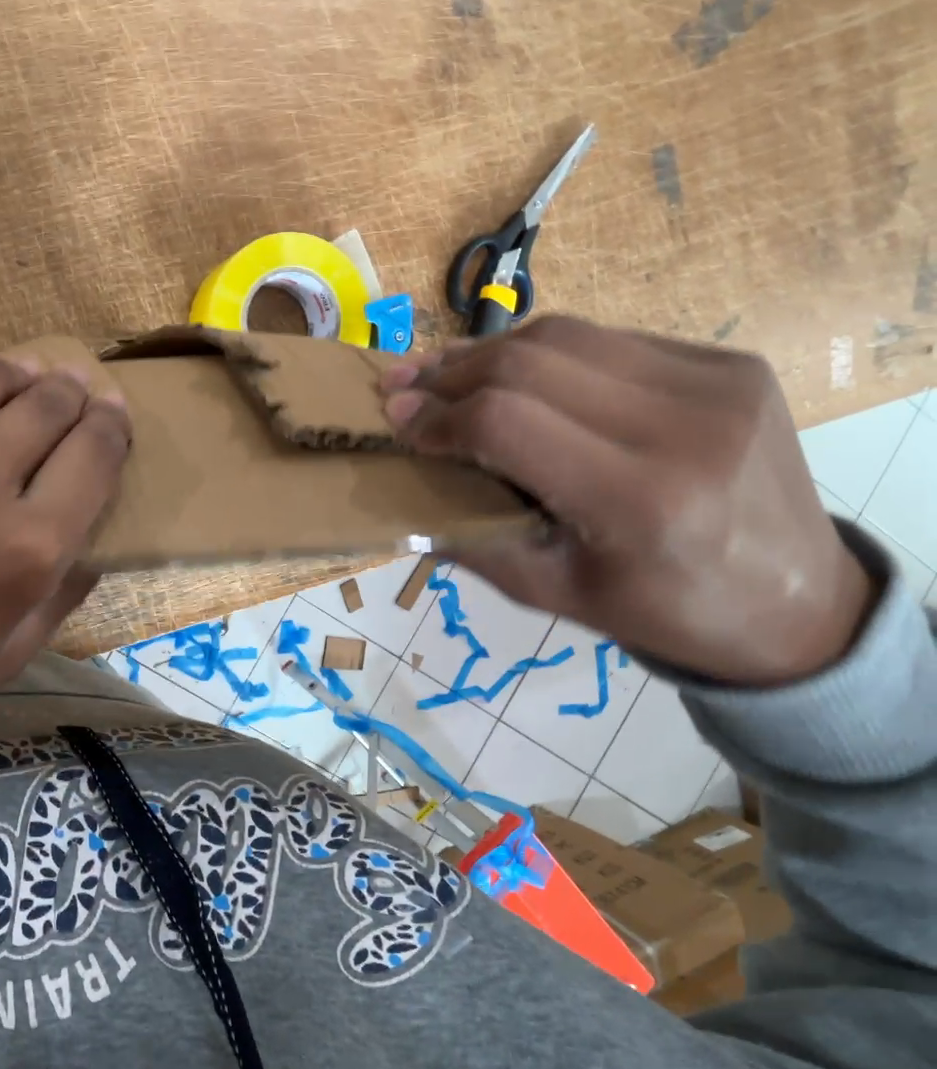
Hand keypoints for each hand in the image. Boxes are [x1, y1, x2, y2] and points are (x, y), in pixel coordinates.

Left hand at [0, 341, 131, 818]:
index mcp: (21, 553)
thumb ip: (62, 591)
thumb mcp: (3, 660)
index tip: (110, 415)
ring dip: (14, 374)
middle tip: (67, 398)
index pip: (96, 453)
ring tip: (14, 386)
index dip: (113, 426)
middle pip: (47, 401)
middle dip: (71, 395)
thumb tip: (91, 528)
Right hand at [380, 316, 875, 685]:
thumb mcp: (548, 590)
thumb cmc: (659, 609)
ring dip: (488, 353)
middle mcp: (686, 426)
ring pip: (565, 337)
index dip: (437, 417)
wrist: (796, 600)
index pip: (506, 422)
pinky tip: (509, 375)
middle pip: (529, 364)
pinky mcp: (731, 364)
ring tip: (439, 372)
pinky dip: (543, 355)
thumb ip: (469, 537)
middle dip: (448, 375)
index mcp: (639, 499)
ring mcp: (718, 384)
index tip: (395, 424)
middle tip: (400, 389)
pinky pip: (607, 341)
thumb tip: (398, 486)